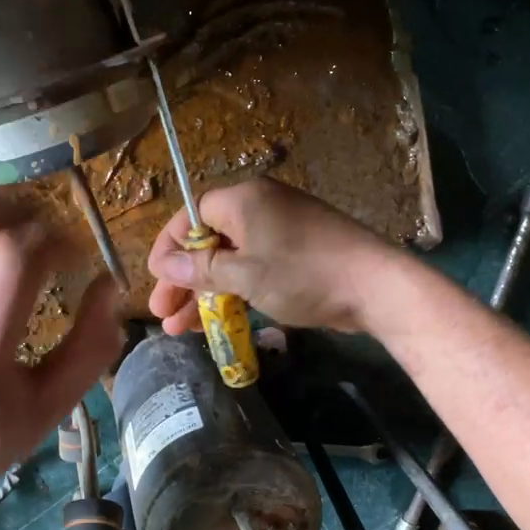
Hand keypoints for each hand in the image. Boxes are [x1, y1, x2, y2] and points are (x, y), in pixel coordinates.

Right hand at [147, 177, 402, 333]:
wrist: (374, 286)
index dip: (169, 248)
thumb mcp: (244, 275)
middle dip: (184, 280)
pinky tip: (219, 320)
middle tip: (163, 314)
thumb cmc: (302, 274)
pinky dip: (236, 292)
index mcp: (243, 199)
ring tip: (182, 330)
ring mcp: (282, 231)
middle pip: (209, 241)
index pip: (191, 215)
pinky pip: (255, 269)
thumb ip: (201, 270)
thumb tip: (164, 265)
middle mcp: (261, 207)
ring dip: (206, 293)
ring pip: (232, 261)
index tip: (155, 279)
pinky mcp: (299, 255)